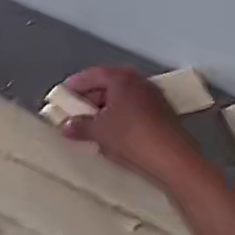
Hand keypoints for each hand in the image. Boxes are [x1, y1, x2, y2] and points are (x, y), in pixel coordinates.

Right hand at [59, 66, 209, 186]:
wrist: (174, 159)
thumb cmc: (130, 137)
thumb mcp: (99, 132)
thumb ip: (79, 126)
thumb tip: (67, 125)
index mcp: (121, 78)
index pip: (91, 75)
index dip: (74, 85)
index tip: (61, 95)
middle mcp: (139, 81)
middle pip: (108, 84)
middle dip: (89, 97)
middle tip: (74, 110)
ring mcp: (154, 96)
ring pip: (122, 97)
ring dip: (106, 108)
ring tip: (92, 123)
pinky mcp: (164, 113)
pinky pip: (135, 108)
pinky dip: (121, 116)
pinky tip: (114, 132)